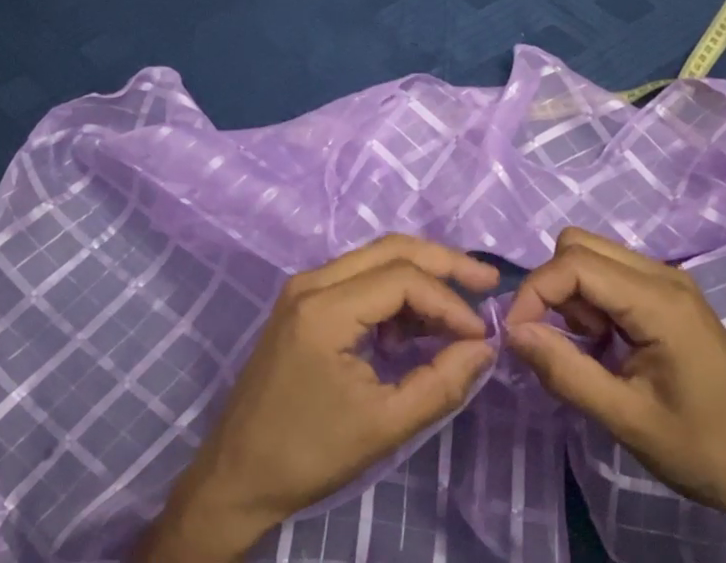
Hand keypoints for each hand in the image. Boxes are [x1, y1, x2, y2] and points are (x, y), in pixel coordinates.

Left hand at [134, 235, 499, 562]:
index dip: (450, 302)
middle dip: (443, 263)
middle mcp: (310, 284)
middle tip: (487, 281)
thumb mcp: (385, 425)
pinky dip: (393, 293)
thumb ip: (441, 382)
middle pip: (390, 249)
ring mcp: (302, 291)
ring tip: (457, 313)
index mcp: (323, 309)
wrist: (237, 475)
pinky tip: (414, 329)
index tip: (481, 336)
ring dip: (419, 278)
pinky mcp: (301, 305)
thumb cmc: (310, 453)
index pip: (403, 278)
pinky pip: (357, 280)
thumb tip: (485, 347)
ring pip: (373, 260)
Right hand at [505, 229, 725, 562]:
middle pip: (580, 246)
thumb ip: (565, 371)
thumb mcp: (625, 419)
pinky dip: (592, 301)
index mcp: (660, 302)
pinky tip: (607, 346)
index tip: (517, 338)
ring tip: (589, 350)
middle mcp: (666, 277)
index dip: (534, 293)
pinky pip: (613, 276)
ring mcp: (671, 284)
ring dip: (573, 296)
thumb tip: (512, 332)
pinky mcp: (671, 298)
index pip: (574, 263)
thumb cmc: (701, 449)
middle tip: (559, 343)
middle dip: (553, 288)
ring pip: (594, 256)